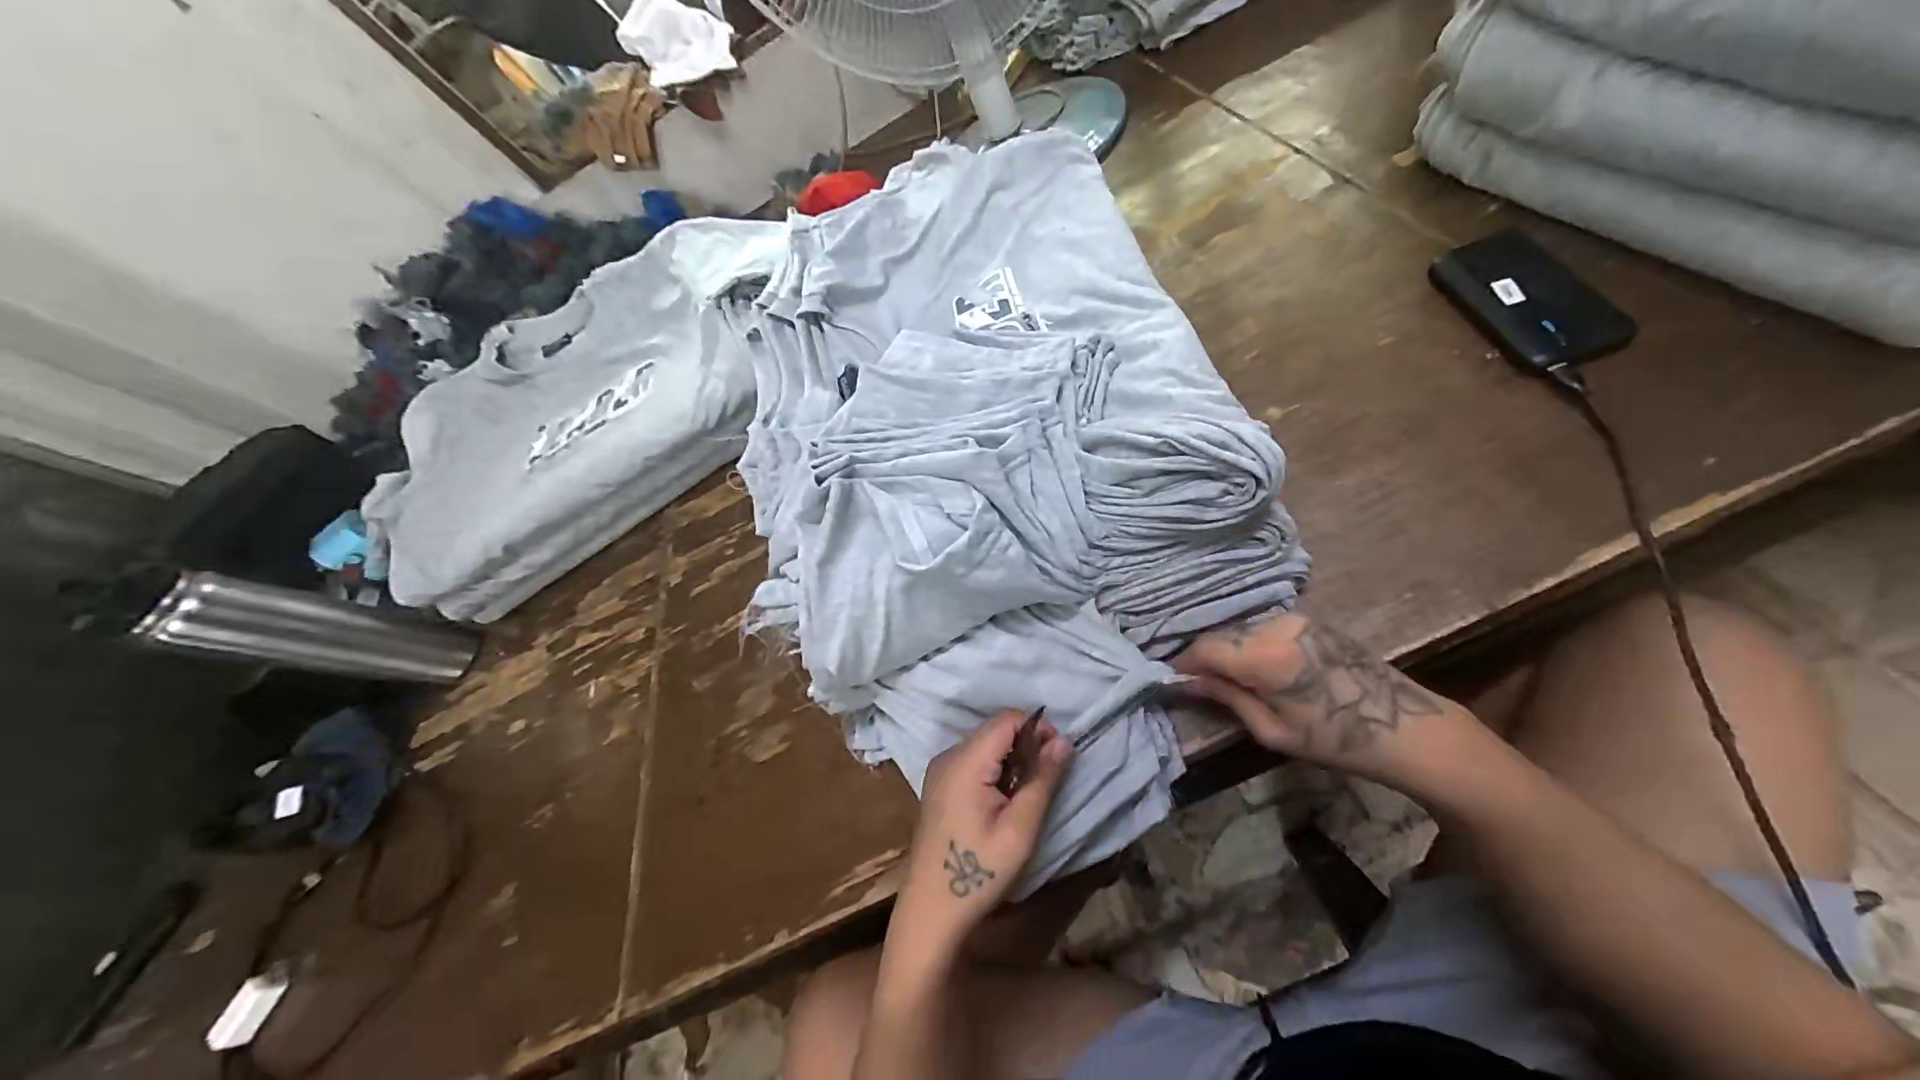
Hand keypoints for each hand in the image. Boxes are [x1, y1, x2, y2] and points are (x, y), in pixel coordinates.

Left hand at [890, 709, 1072, 957]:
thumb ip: (1042, 779)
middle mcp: (947, 756)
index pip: (1006, 719)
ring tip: (1026, 795)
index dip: (1038, 728)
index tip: (1058, 757)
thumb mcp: (1020, 829)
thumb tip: (1065, 741)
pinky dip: (994, 769)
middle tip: (1047, 780)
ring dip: (1012, 758)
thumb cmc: (980, 871)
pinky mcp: (938, 784)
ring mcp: (939, 770)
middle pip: (995, 729)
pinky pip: (972, 760)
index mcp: (964, 762)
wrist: (931, 909)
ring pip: (985, 744)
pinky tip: (1003, 802)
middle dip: (1027, 744)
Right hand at [1173, 613, 1472, 786]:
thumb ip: (1227, 698)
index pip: (1205, 648)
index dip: (1184, 664)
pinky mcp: (1311, 620)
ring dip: (1228, 649)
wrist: (1408, 727)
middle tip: (1197, 682)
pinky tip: (1256, 667)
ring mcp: (1297, 618)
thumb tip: (1189, 681)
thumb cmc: (1336, 740)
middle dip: (1205, 656)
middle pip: (1222, 634)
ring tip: (1227, 677)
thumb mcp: (1273, 731)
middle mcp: (1277, 626)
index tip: (1173, 680)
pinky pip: (1264, 627)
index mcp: (1265, 656)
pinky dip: (1250, 643)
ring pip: (1242, 628)